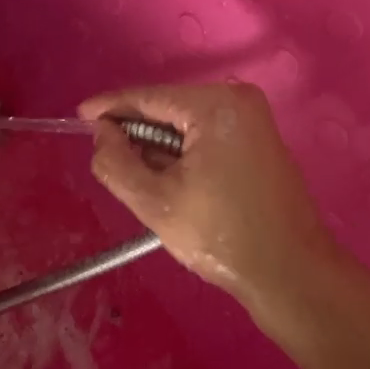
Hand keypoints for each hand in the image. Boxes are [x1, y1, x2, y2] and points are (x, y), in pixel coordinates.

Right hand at [79, 81, 336, 309]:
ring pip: (188, 124)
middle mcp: (238, 98)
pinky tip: (171, 181)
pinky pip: (208, 135)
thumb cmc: (222, 235)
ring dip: (160, 146)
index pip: (150, 97)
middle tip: (107, 161)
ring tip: (139, 180)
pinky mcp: (258, 139)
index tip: (79, 115)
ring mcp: (253, 118)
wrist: (290, 270)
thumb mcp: (157, 203)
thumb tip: (101, 134)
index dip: (111, 107)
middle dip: (137, 132)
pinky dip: (185, 152)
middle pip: (170, 108)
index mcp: (216, 104)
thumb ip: (118, 164)